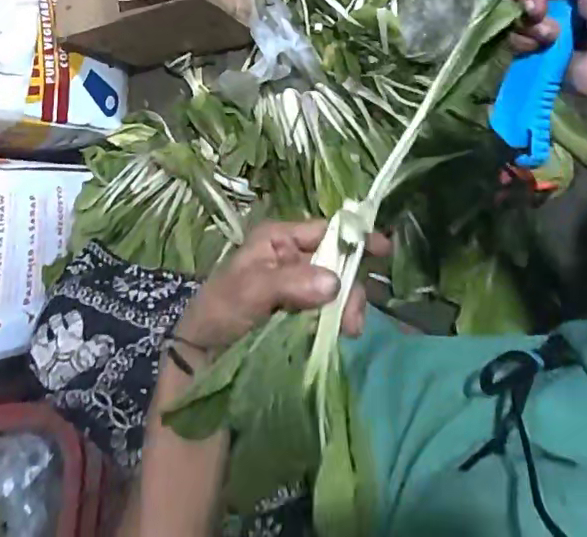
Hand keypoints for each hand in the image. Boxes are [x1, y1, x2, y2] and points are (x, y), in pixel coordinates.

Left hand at [173, 220, 390, 351]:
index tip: (384, 251)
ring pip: (339, 289)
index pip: (324, 229)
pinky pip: (331, 313)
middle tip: (351, 321)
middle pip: (338, 262)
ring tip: (344, 332)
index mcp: (278, 238)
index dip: (354, 237)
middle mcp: (293, 257)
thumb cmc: (220, 311)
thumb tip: (335, 281)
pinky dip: (338, 324)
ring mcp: (300, 287)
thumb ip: (290, 282)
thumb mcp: (249, 290)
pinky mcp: (303, 315)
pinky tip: (337, 337)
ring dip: (346, 309)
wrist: (202, 357)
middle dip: (350, 287)